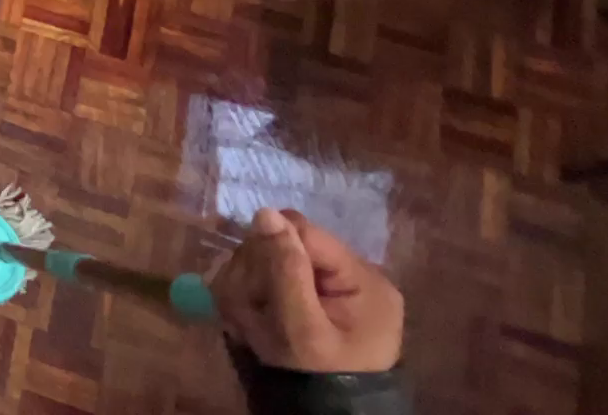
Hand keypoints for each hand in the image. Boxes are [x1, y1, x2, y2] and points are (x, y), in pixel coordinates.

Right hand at [212, 208, 404, 373]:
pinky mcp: (307, 290)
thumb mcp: (300, 327)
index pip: (300, 231)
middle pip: (279, 240)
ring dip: (245, 284)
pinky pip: (265, 271)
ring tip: (248, 319)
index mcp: (362, 279)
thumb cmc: (317, 372)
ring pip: (264, 254)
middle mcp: (350, 273)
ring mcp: (329, 282)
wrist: (324, 412)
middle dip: (253, 272)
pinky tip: (251, 315)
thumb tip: (266, 212)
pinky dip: (248, 291)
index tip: (254, 286)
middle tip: (250, 310)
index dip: (266, 249)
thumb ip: (285, 269)